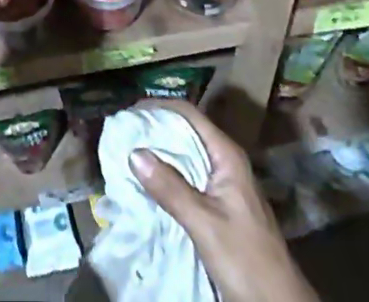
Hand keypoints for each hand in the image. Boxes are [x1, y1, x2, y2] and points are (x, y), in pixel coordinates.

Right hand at [129, 100, 318, 301]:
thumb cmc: (247, 261)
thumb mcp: (204, 223)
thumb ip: (170, 188)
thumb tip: (133, 152)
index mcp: (227, 157)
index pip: (189, 114)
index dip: (158, 106)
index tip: (128, 112)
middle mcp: (225, 163)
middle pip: (185, 130)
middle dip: (154, 128)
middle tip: (122, 132)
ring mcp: (223, 185)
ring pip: (184, 154)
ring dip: (157, 151)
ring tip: (126, 152)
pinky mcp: (218, 205)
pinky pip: (186, 177)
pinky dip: (165, 174)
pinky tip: (145, 182)